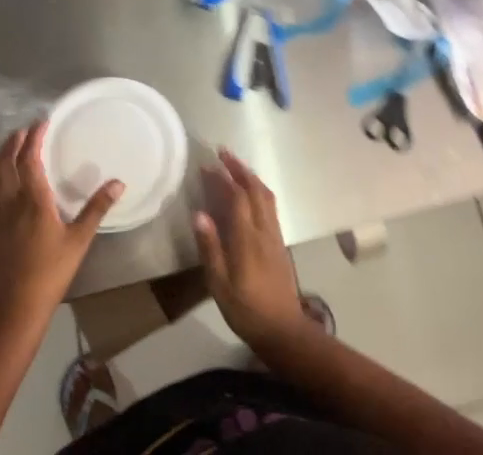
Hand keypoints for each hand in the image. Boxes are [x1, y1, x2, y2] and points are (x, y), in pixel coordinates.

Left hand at [0, 122, 122, 320]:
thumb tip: (118, 183)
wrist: (15, 305)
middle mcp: (11, 202)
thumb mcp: (80, 240)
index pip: (29, 160)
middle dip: (12, 143)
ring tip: (10, 147)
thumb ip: (97, 209)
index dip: (33, 138)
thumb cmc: (50, 272)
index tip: (42, 122)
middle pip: (4, 163)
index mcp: (34, 201)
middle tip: (24, 130)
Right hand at [193, 149, 309, 350]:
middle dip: (239, 169)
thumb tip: (198, 214)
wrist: (283, 329)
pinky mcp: (280, 243)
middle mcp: (265, 231)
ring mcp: (275, 235)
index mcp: (248, 239)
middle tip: (222, 154)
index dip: (223, 178)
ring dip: (251, 177)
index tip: (207, 165)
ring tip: (235, 167)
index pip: (237, 197)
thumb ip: (211, 248)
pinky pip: (270, 206)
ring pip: (266, 196)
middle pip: (255, 190)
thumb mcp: (220, 285)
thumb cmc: (247, 310)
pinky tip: (250, 194)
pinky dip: (258, 191)